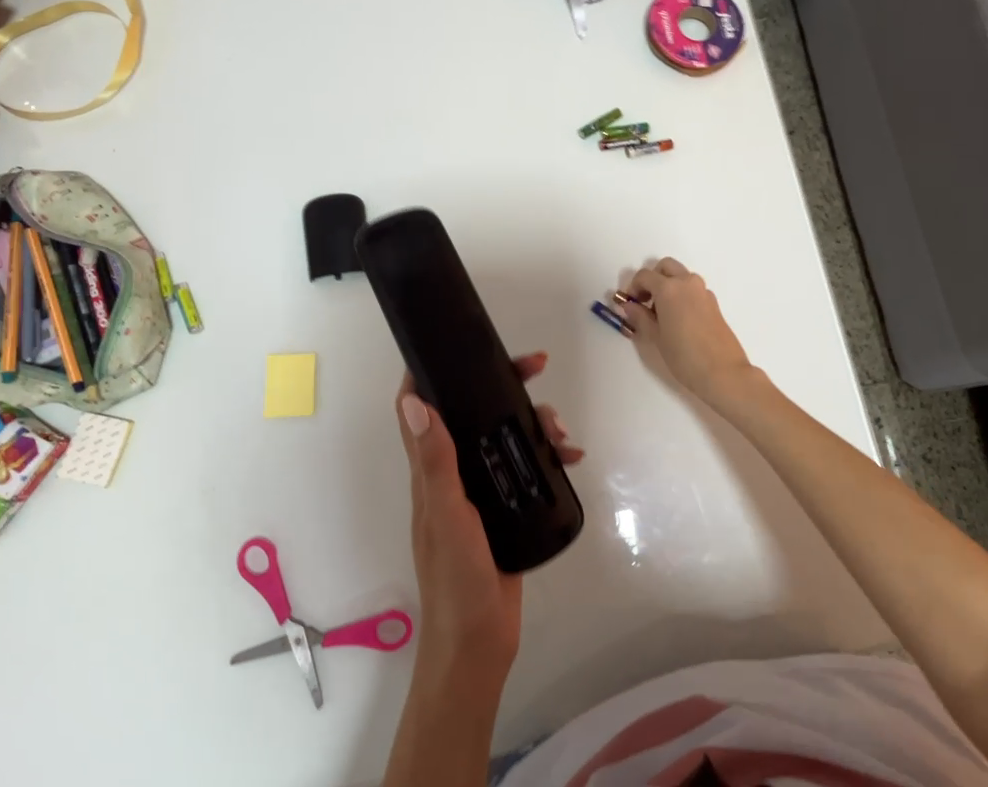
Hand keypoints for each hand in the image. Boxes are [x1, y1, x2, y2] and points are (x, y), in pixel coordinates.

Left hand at [394, 352, 580, 685]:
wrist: (480, 642)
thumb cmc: (457, 580)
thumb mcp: (447, 517)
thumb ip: (435, 462)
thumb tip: (415, 401)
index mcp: (429, 474)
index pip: (419, 410)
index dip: (431, 373)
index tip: (461, 346)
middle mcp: (452, 477)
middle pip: (472, 415)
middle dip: (501, 386)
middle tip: (536, 368)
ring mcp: (480, 494)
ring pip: (504, 439)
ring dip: (532, 422)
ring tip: (562, 430)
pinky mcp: (507, 512)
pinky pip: (527, 469)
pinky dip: (548, 456)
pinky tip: (573, 458)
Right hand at [620, 257, 759, 405]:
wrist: (722, 371)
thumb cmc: (684, 356)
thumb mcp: (656, 337)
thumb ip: (640, 317)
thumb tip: (629, 305)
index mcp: (669, 289)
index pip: (645, 276)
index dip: (633, 287)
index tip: (630, 304)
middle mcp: (687, 283)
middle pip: (665, 267)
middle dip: (653, 279)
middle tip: (645, 302)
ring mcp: (703, 291)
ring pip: (681, 276)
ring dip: (669, 285)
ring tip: (662, 313)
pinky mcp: (714, 303)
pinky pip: (693, 289)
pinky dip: (682, 294)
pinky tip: (679, 320)